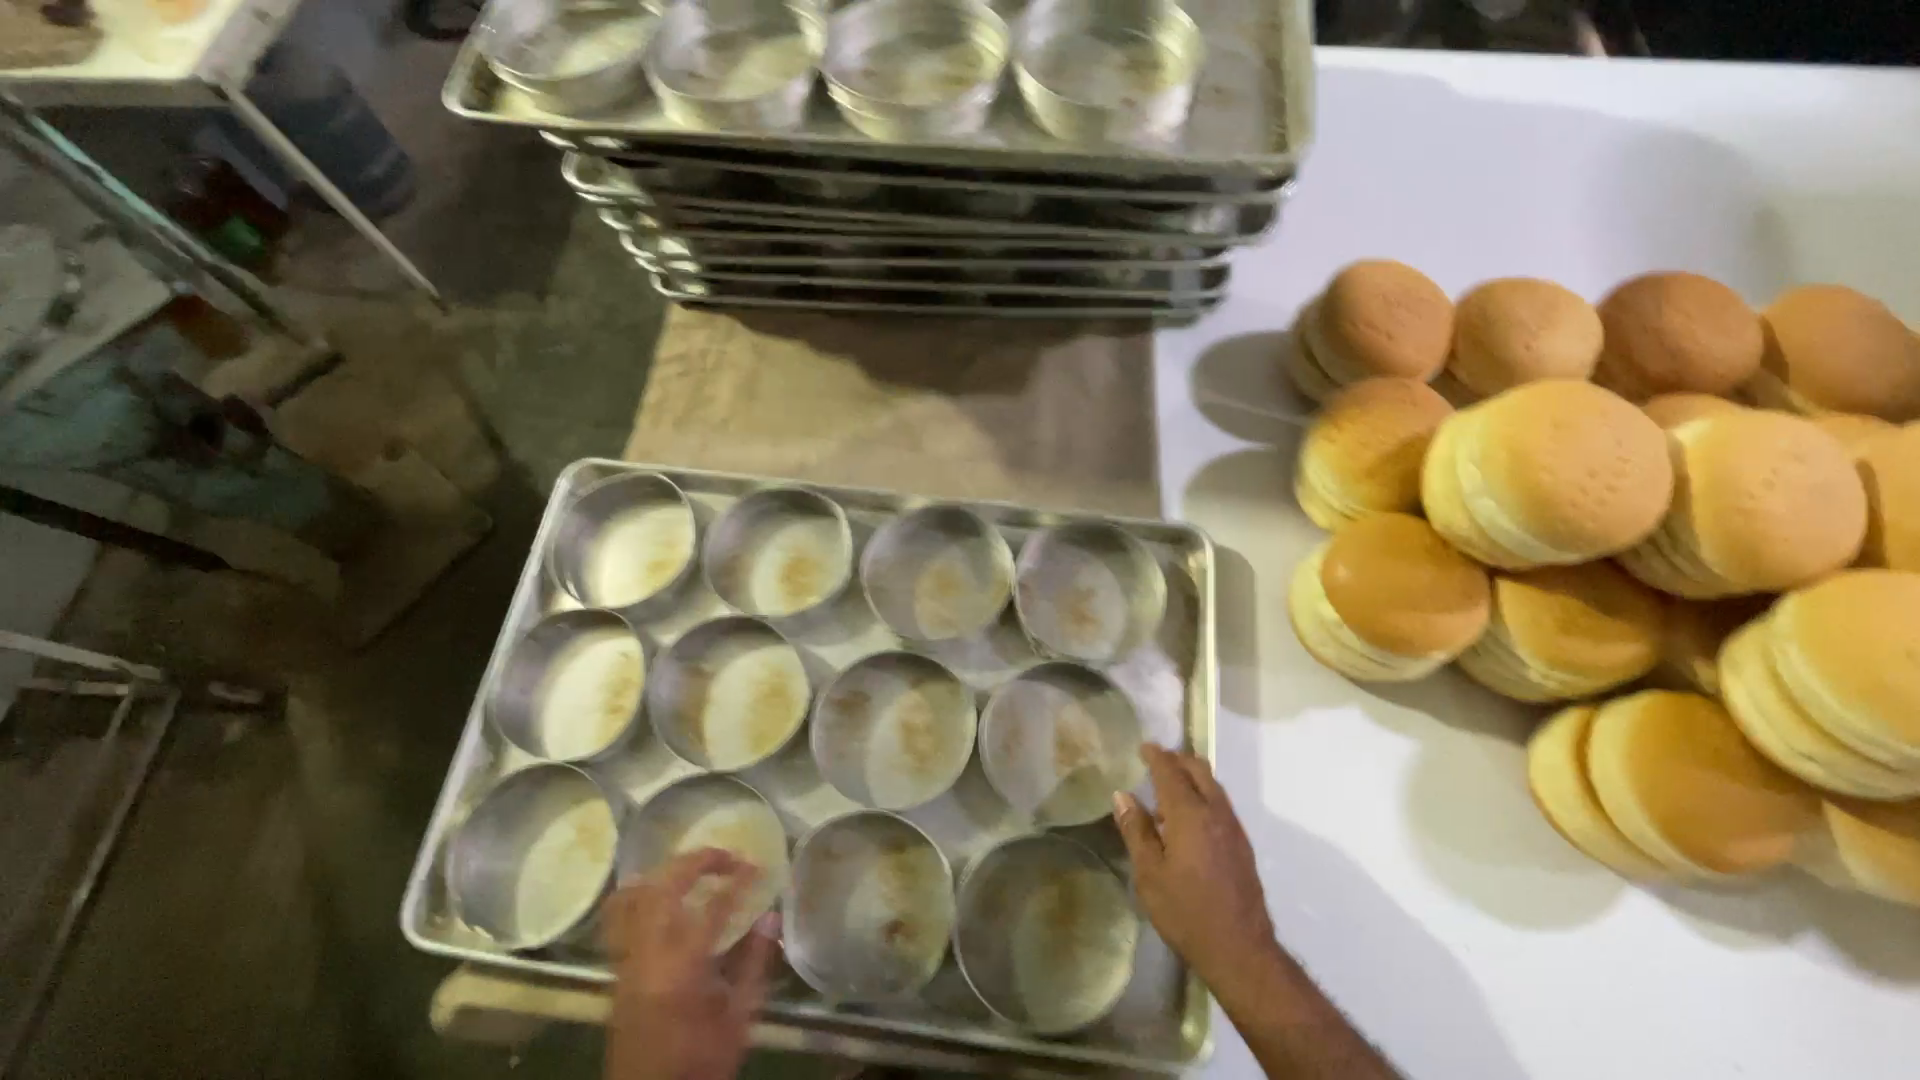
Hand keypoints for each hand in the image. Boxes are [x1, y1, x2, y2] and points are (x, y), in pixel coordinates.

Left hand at [602, 849, 777, 1079]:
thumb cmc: (700, 1066)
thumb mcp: (739, 1020)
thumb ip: (755, 964)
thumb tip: (769, 917)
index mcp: (683, 970)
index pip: (713, 906)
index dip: (738, 880)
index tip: (758, 866)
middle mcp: (647, 956)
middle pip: (667, 886)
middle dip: (700, 861)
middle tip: (730, 858)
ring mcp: (626, 961)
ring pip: (638, 894)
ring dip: (669, 872)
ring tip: (697, 868)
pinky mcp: (616, 970)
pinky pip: (620, 916)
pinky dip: (640, 894)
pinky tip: (661, 893)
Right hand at [1113, 745, 1282, 1002]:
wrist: (1240, 949)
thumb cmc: (1186, 912)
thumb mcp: (1149, 873)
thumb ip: (1136, 830)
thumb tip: (1122, 795)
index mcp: (1190, 814)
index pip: (1171, 771)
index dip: (1156, 755)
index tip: (1143, 746)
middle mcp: (1216, 812)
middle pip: (1199, 770)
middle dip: (1177, 759)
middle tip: (1155, 760)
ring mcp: (1233, 828)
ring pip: (1213, 786)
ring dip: (1192, 777)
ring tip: (1169, 786)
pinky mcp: (1242, 845)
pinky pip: (1221, 804)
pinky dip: (1203, 795)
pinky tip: (1189, 817)